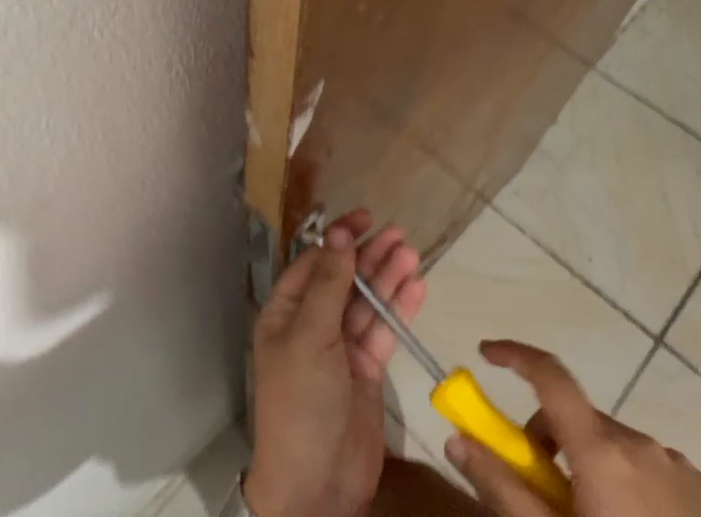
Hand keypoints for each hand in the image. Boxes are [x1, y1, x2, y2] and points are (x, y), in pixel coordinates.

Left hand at [243, 211, 427, 516]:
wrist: (315, 481)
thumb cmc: (301, 401)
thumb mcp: (310, 336)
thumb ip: (329, 285)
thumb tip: (337, 234)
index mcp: (284, 313)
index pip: (311, 264)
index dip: (337, 239)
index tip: (364, 218)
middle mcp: (310, 326)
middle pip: (343, 281)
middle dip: (368, 256)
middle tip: (399, 232)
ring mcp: (340, 350)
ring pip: (366, 304)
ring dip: (388, 278)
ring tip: (412, 251)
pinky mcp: (366, 371)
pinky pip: (383, 332)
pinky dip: (399, 309)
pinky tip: (416, 286)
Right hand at [444, 341, 700, 516]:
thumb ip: (502, 488)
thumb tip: (456, 439)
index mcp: (600, 450)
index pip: (550, 377)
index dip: (514, 356)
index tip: (485, 354)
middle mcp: (642, 444)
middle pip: (580, 420)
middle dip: (549, 441)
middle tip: (538, 491)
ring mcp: (681, 467)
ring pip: (617, 448)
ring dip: (592, 467)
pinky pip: (654, 471)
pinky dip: (631, 486)